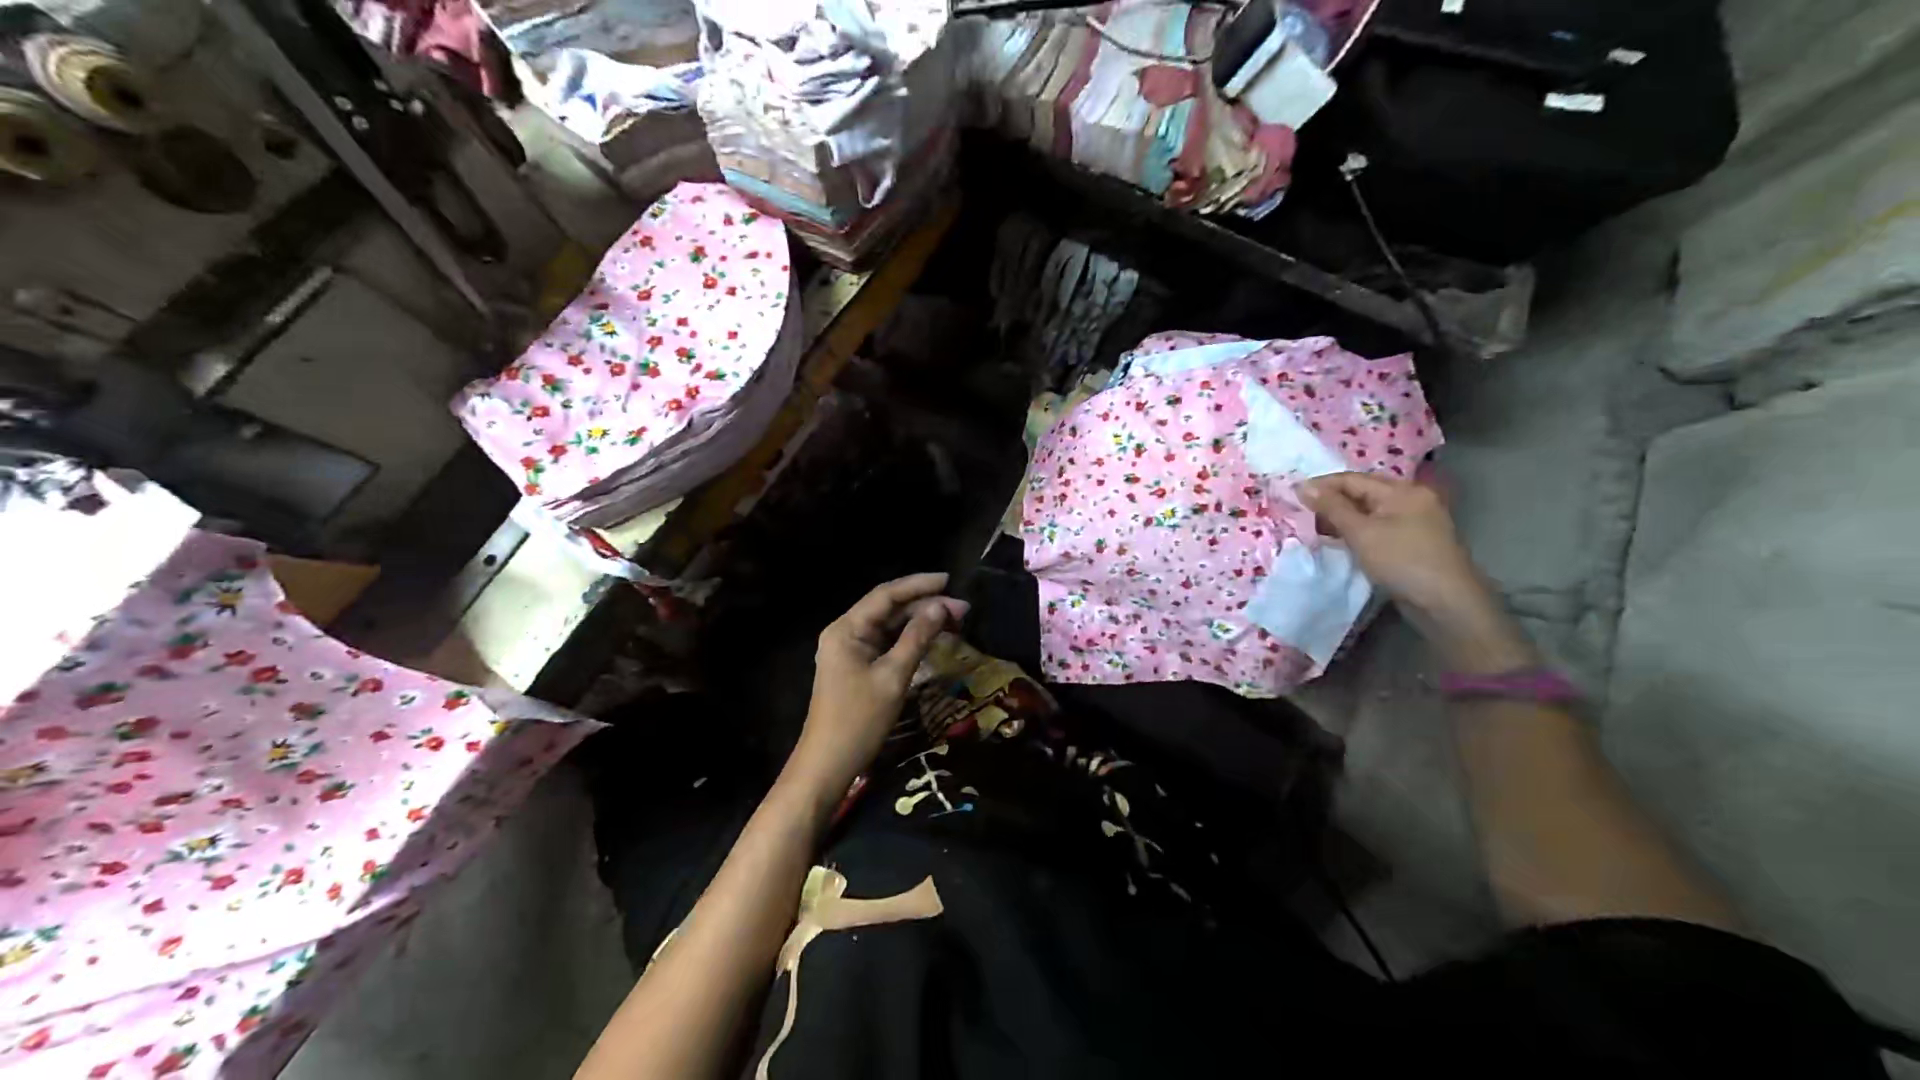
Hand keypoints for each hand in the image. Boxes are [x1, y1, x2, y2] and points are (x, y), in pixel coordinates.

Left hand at [792, 573, 968, 793]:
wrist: (828, 764)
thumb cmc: (859, 720)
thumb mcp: (893, 677)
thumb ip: (917, 638)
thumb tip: (940, 607)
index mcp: (846, 629)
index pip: (886, 595)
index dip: (919, 585)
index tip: (950, 580)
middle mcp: (844, 632)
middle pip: (888, 608)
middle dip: (924, 605)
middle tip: (962, 609)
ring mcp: (849, 650)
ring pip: (888, 626)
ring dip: (919, 621)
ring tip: (954, 619)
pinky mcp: (856, 666)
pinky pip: (885, 643)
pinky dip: (908, 638)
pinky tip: (932, 637)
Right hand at [1299, 472, 1534, 673]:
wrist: (1446, 602)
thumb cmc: (1402, 561)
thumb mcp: (1361, 532)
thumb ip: (1332, 507)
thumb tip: (1304, 487)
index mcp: (1402, 490)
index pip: (1352, 479)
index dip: (1321, 485)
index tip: (1292, 494)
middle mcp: (1411, 499)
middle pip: (1362, 492)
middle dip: (1330, 501)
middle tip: (1301, 512)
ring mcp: (1414, 520)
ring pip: (1369, 511)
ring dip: (1342, 517)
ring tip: (1315, 527)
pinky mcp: (1412, 540)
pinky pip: (1377, 526)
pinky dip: (1356, 530)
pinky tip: (1340, 540)